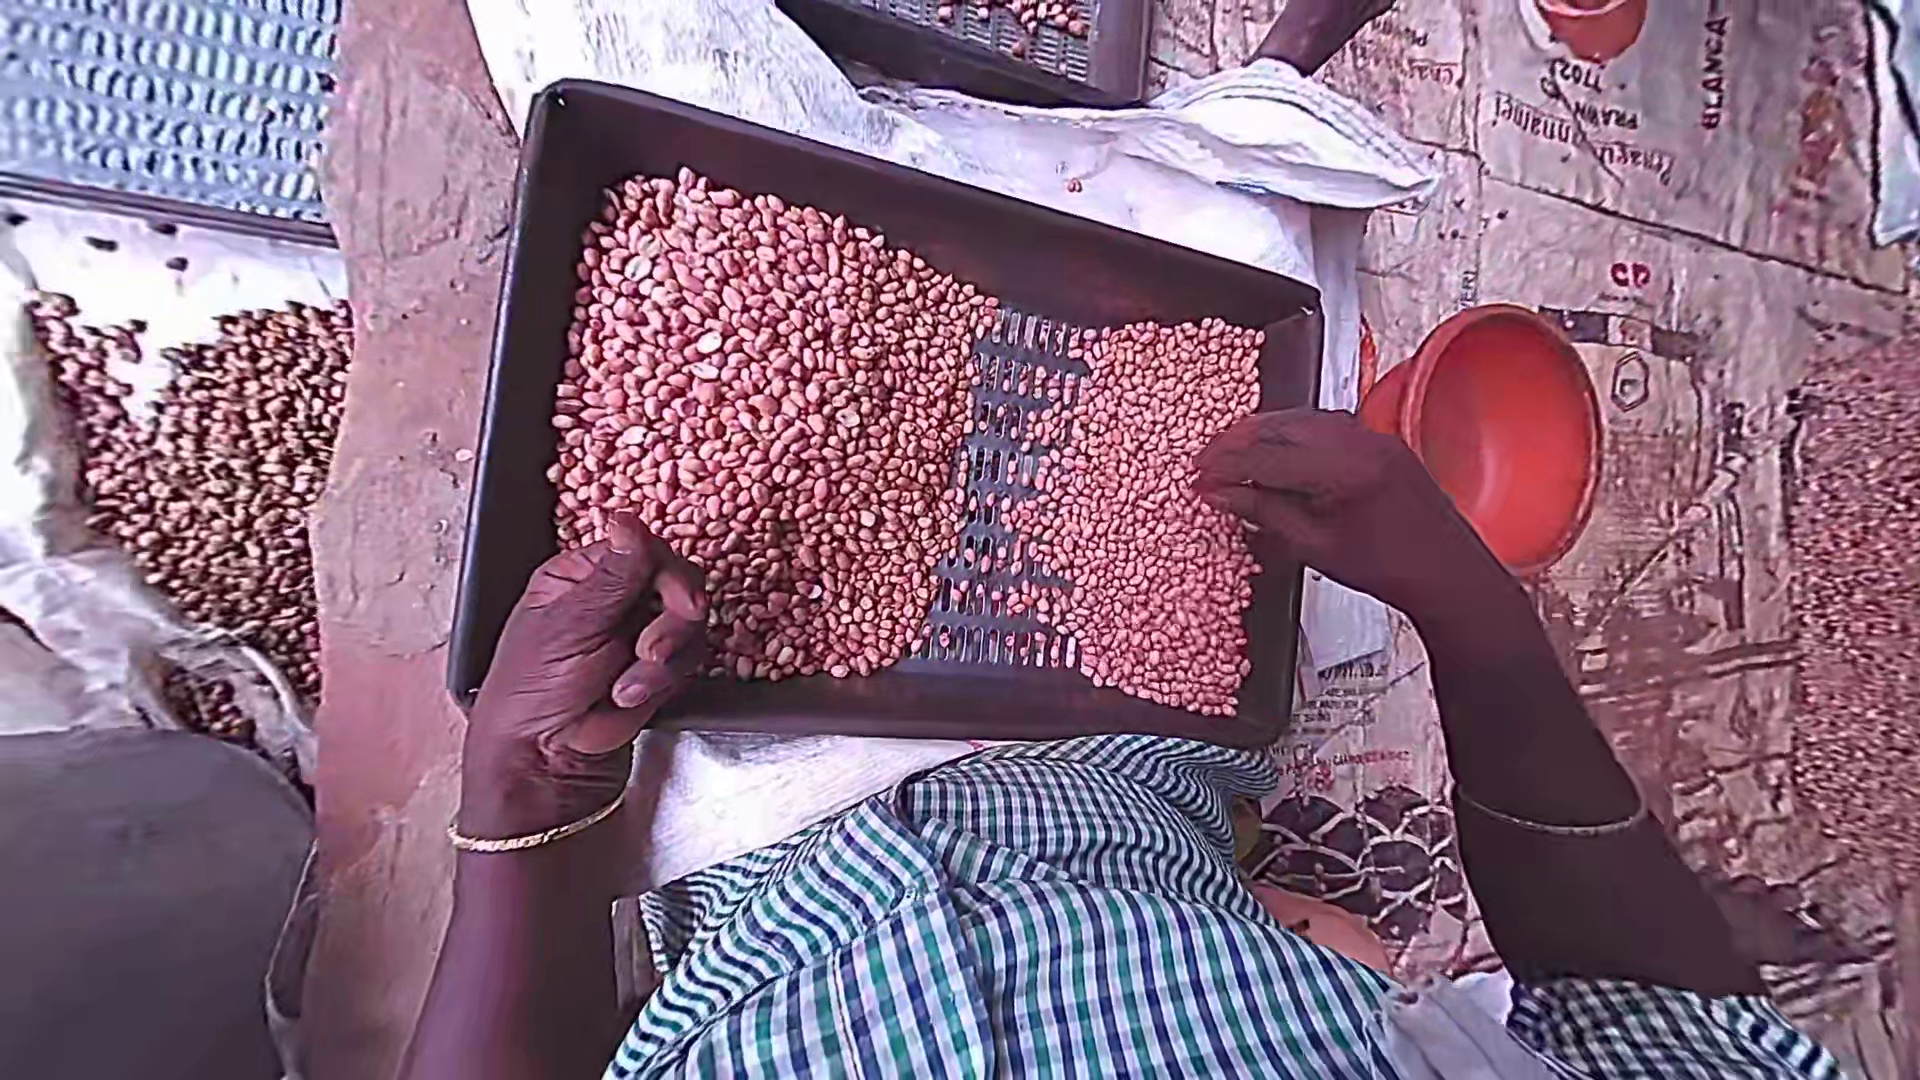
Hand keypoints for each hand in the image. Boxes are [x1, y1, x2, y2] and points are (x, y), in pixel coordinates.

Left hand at [460, 512, 706, 839]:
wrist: (547, 762)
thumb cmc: (533, 692)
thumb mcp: (569, 627)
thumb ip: (612, 576)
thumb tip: (628, 521)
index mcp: (585, 575)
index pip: (646, 550)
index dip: (668, 572)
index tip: (677, 599)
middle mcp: (619, 596)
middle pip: (680, 582)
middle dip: (672, 621)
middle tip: (653, 650)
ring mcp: (644, 629)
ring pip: (692, 621)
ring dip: (665, 658)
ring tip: (628, 685)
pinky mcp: (664, 663)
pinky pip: (693, 653)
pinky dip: (667, 678)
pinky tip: (632, 695)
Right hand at [1192, 408, 1513, 625]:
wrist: (1449, 574)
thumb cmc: (1385, 568)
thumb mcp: (1311, 546)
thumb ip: (1262, 512)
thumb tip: (1217, 494)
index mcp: (1345, 471)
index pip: (1266, 458)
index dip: (1224, 467)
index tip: (1197, 478)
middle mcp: (1361, 442)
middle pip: (1279, 427)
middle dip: (1234, 443)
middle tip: (1204, 462)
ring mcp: (1373, 436)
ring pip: (1299, 419)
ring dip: (1258, 433)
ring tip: (1229, 454)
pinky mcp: (1378, 441)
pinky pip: (1322, 424)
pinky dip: (1288, 432)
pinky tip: (1271, 449)